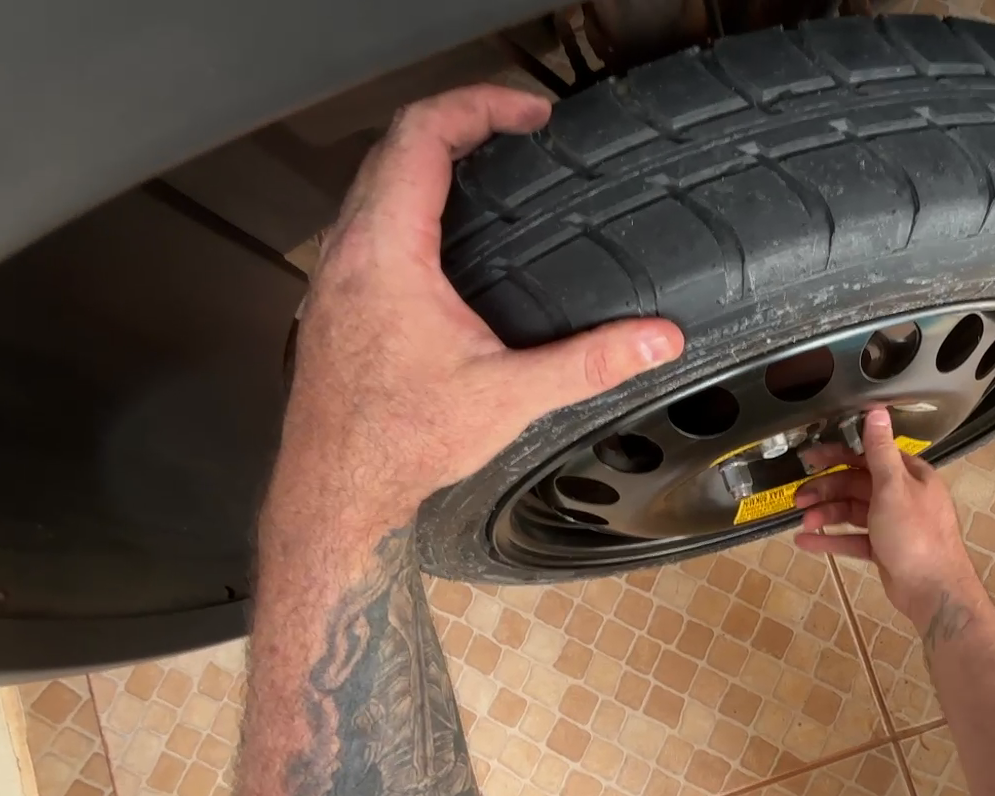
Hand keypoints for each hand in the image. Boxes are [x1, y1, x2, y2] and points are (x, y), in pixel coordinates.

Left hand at [273, 84, 682, 529]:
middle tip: (519, 134)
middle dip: (462, 124)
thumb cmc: (401, 442)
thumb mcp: (511, 397)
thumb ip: (592, 363)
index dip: (479, 106)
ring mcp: (339, 278)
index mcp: (386, 253)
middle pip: (395, 147)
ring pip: (377, 186)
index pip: (421, 135)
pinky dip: (414, 207)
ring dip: (432, 164)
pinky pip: (372, 226)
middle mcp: (350, 253)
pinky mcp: (342, 305)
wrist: (339, 489)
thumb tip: (656, 340)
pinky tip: (451, 246)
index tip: (529, 112)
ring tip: (492, 177)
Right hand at [793, 409, 983, 625]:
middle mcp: (902, 496)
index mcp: (909, 475)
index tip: (809, 459)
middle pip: (856, 485)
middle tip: (798, 498)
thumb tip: (876, 409)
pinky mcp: (884, 550)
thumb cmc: (915, 534)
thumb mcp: (894, 487)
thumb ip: (879, 450)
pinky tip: (807, 542)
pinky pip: (853, 539)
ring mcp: (893, 524)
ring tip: (804, 522)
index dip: (837, 456)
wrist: (933, 590)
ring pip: (853, 512)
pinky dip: (832, 539)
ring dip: (827, 514)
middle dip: (826, 490)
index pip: (868, 457)